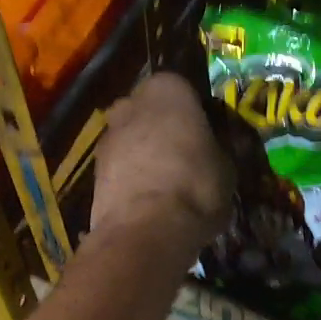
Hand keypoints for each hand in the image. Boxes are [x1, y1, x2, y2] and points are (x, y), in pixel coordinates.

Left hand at [91, 73, 232, 246]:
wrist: (147, 230)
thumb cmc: (195, 188)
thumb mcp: (226, 168)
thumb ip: (216, 151)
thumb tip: (213, 154)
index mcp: (168, 89)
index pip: (185, 91)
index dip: (196, 116)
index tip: (206, 139)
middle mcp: (131, 102)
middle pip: (150, 113)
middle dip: (163, 131)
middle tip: (183, 160)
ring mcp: (107, 136)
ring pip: (131, 141)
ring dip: (144, 157)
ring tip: (164, 188)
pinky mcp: (93, 171)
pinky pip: (119, 170)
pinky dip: (130, 181)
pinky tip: (147, 204)